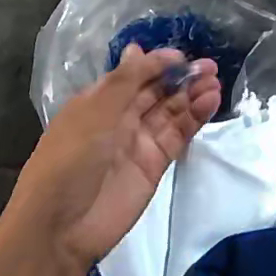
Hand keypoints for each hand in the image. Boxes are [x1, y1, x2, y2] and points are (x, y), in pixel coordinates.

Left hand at [4, 45, 220, 274]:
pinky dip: (194, 118)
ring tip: (215, 81)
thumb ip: (125, 81)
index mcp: (97, 102)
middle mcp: (119, 119)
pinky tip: (210, 101)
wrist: (60, 226)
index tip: (183, 57)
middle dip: (180, 78)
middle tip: (210, 67)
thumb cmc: (70, 159)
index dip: (157, 64)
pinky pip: (177, 135)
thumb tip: (140, 48)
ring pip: (170, 112)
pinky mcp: (155, 165)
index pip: (133, 75)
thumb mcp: (95, 112)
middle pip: (155, 92)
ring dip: (192, 95)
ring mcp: (138, 143)